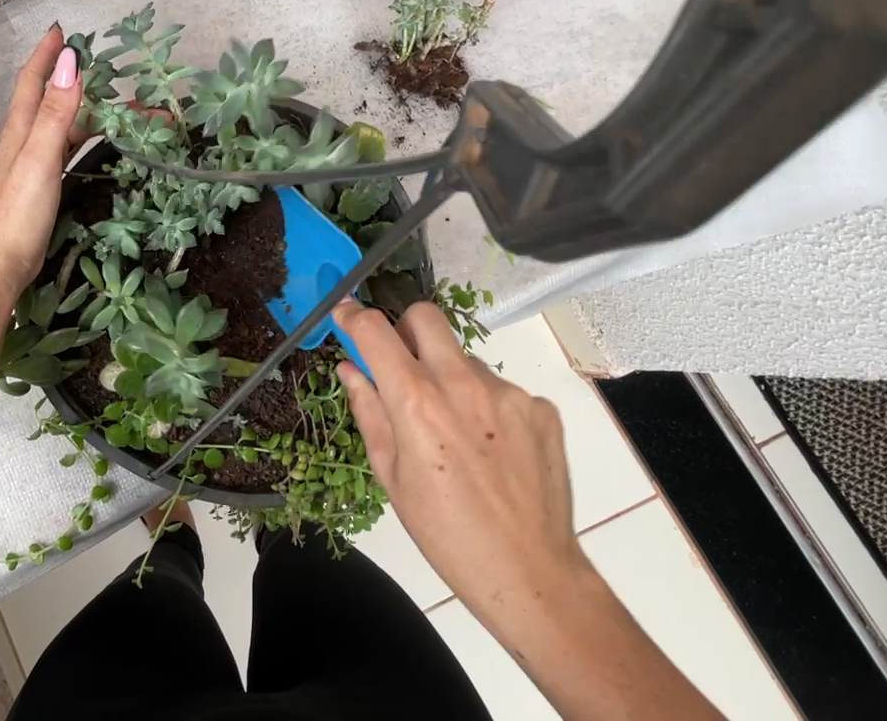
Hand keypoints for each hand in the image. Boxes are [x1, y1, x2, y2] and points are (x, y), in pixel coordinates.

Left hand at [0, 26, 83, 296]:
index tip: (62, 30)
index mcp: (21, 129)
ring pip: (60, 125)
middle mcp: (23, 141)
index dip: (46, 54)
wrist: (1, 265)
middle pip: (49, 99)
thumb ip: (56, 112)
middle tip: (105, 65)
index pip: (33, 80)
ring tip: (115, 102)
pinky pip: (65, 150)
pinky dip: (82, 138)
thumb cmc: (18, 213)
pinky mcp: (41, 186)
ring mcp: (31, 165)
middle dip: (73, 78)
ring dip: (84, 109)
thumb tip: (70, 62)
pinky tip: (96, 144)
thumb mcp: (40, 157)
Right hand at [333, 300, 589, 616]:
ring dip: (449, 376)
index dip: (353, 315)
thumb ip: (369, 410)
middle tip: (401, 363)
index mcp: (416, 402)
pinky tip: (490, 447)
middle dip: (404, 328)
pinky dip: (486, 405)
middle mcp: (462, 384)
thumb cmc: (443, 530)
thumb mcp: (390, 473)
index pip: (375, 331)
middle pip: (425, 317)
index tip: (345, 314)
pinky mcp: (541, 409)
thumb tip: (351, 368)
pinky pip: (501, 389)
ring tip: (455, 430)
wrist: (528, 572)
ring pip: (464, 358)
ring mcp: (508, 393)